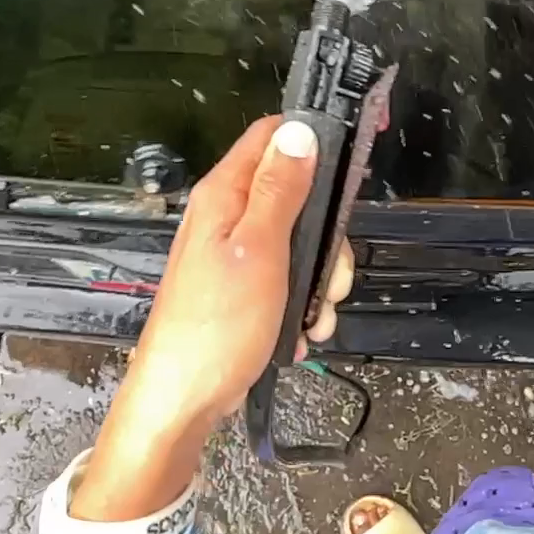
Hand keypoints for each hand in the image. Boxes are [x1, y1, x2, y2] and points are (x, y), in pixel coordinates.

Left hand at [70, 117, 354, 521]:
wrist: (183, 401)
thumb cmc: (212, 328)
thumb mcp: (258, 249)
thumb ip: (280, 189)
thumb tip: (299, 131)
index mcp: (225, 193)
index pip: (272, 134)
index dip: (313, 135)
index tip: (350, 157)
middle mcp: (227, 214)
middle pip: (296, 190)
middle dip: (325, 231)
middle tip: (327, 269)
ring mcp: (235, 249)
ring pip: (299, 237)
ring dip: (318, 274)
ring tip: (314, 310)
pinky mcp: (243, 283)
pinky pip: (288, 274)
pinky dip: (302, 299)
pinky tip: (299, 326)